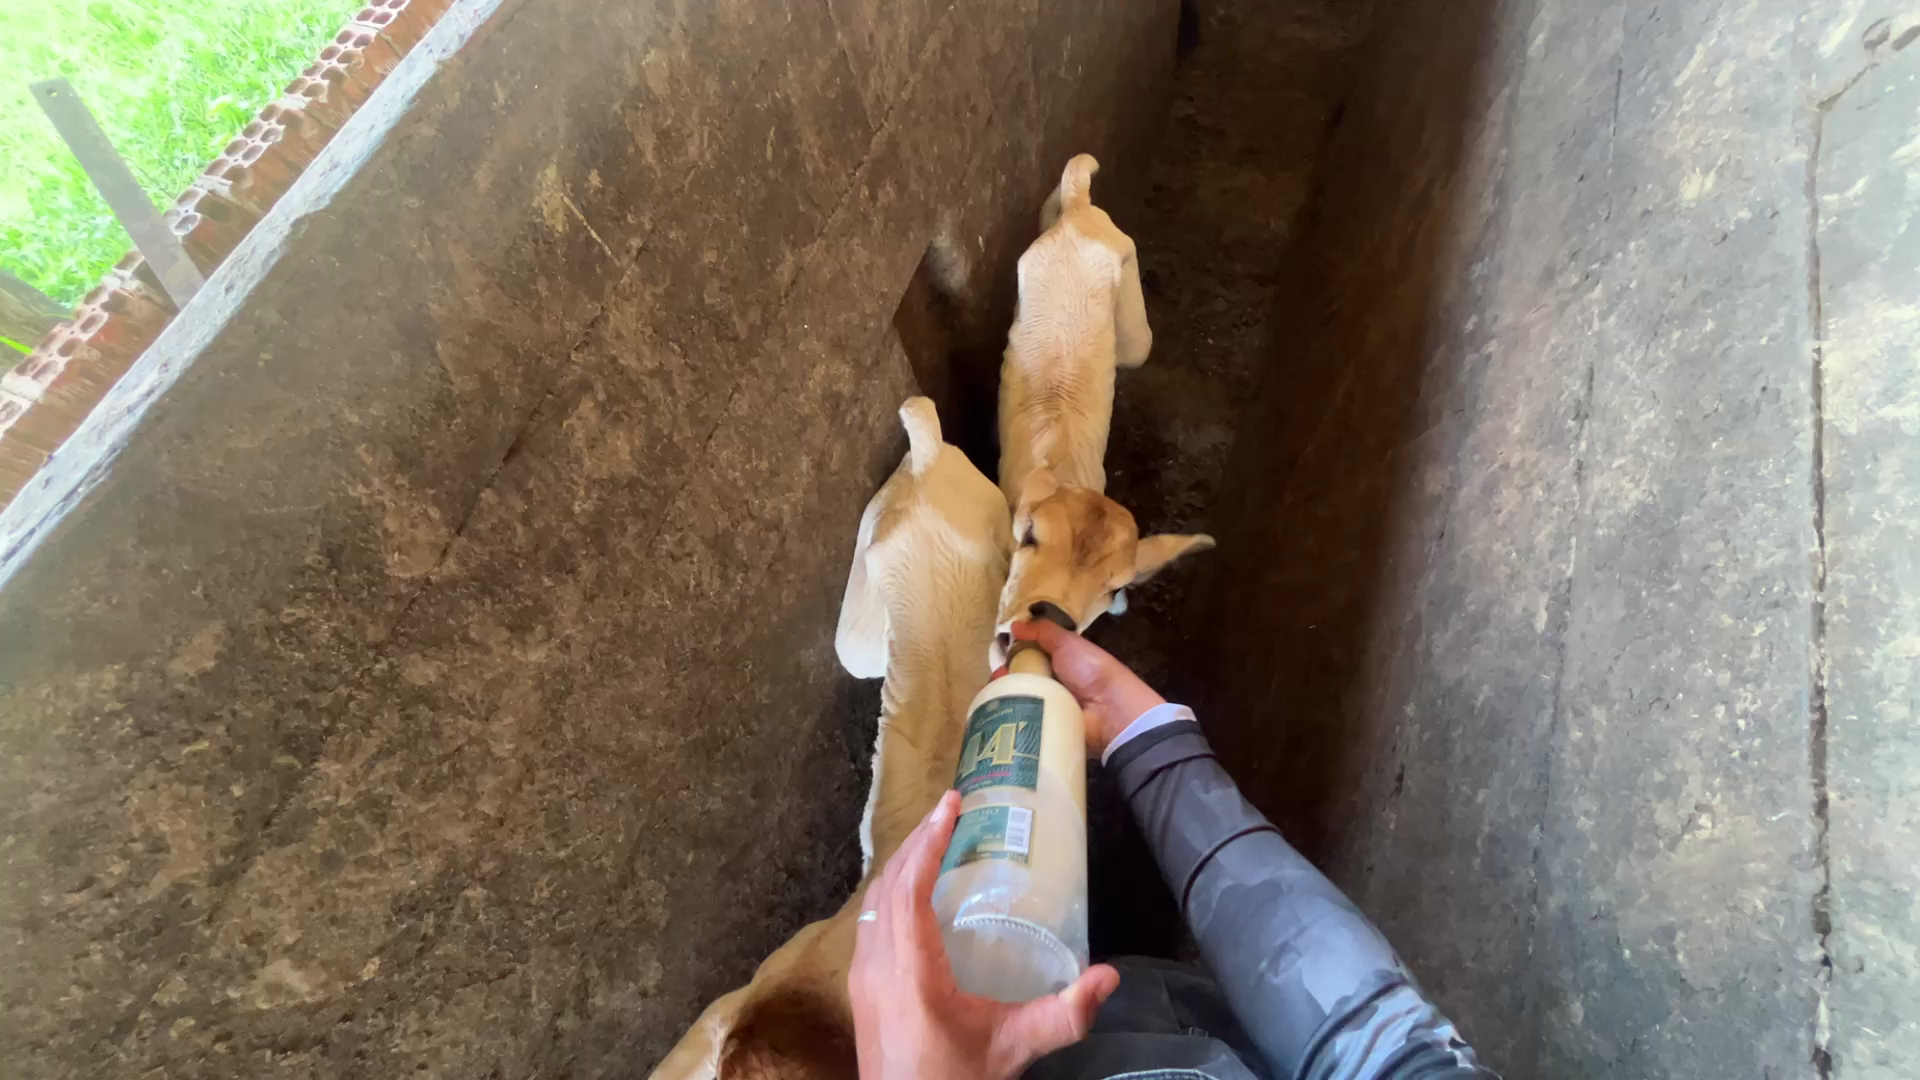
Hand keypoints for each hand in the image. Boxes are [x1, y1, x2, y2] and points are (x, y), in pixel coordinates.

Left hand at [849, 791, 1118, 1079]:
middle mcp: (877, 963)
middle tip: (949, 809)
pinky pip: (870, 916)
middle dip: (918, 838)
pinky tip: (912, 885)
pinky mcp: (860, 983)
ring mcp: (862, 973)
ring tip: (933, 836)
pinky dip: (890, 886)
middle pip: (889, 881)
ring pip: (874, 897)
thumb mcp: (1012, 1050)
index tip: (950, 803)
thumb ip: (1062, 1015)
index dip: (928, 840)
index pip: (910, 887)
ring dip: (901, 860)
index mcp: (911, 971)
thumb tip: (1109, 977)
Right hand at [1010, 620, 1164, 758]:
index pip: (1031, 656)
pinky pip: (1022, 718)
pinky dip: (1010, 712)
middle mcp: (1052, 683)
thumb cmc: (1089, 668)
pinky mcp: (1044, 726)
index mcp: (1059, 662)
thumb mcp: (1066, 642)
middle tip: (999, 674)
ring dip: (1004, 692)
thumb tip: (1014, 625)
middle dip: (1006, 674)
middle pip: (1021, 677)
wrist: (1107, 709)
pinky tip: (1001, 707)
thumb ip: (1042, 631)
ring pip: (1018, 698)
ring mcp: (1047, 706)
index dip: (1016, 653)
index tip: (1003, 653)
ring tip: (997, 691)